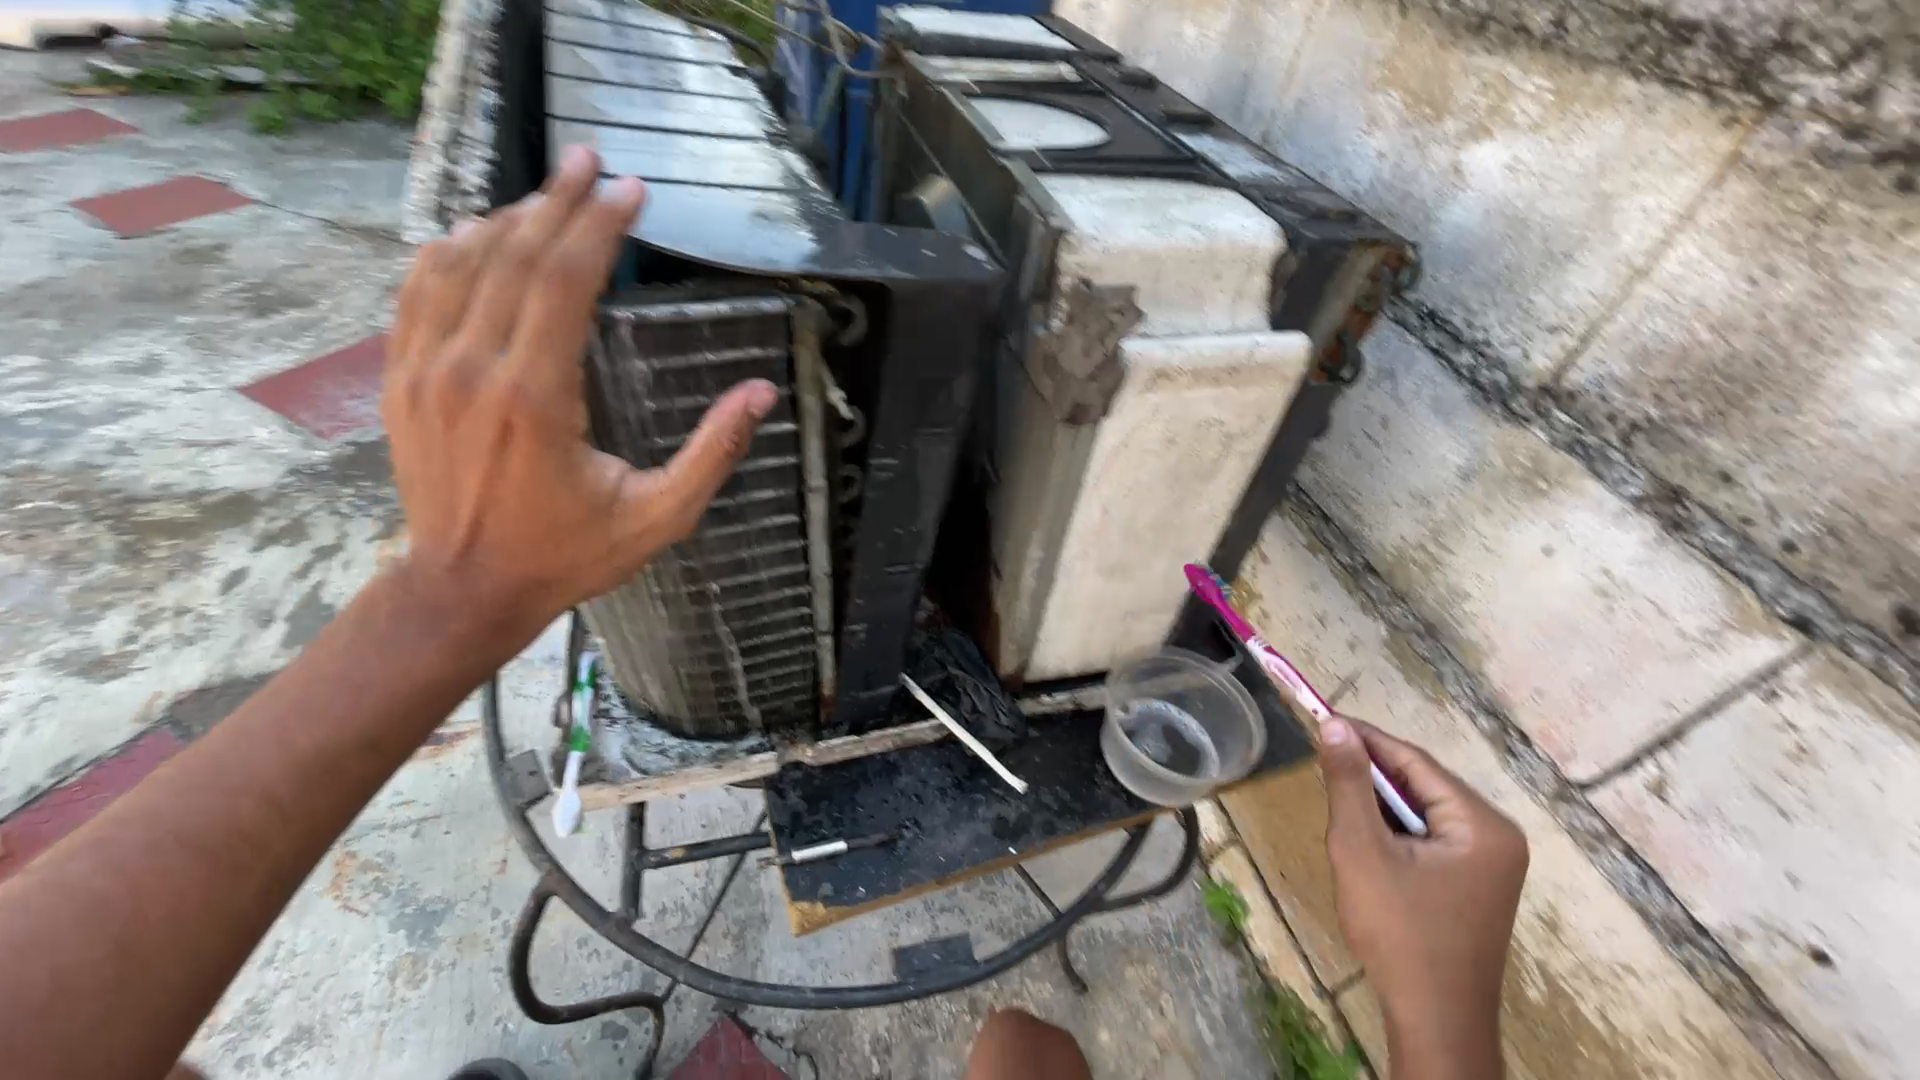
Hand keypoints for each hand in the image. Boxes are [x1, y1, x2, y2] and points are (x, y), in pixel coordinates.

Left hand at [383, 144, 778, 644]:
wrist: (464, 589)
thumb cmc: (569, 555)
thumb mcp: (659, 517)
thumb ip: (713, 453)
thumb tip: (760, 394)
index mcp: (537, 398)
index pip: (565, 279)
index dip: (600, 226)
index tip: (631, 192)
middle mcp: (472, 369)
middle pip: (515, 254)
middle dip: (559, 200)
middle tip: (594, 163)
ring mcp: (424, 369)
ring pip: (462, 260)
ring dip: (510, 217)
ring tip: (550, 192)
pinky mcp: (400, 378)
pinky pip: (419, 289)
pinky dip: (451, 249)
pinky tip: (479, 234)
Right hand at [1319, 717, 1527, 1079]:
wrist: (1435, 1021)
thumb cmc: (1397, 931)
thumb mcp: (1362, 849)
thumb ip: (1349, 783)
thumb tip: (1335, 724)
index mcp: (1482, 824)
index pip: (1415, 763)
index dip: (1366, 739)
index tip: (1321, 720)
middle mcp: (1497, 837)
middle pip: (1422, 786)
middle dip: (1371, 777)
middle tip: (1323, 767)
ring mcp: (1491, 865)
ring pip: (1423, 813)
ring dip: (1380, 809)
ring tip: (1339, 812)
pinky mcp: (1476, 886)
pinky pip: (1430, 840)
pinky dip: (1395, 834)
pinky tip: (1366, 847)